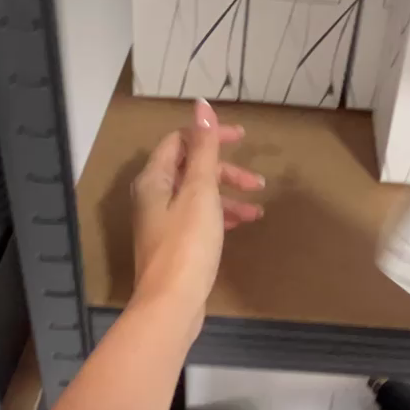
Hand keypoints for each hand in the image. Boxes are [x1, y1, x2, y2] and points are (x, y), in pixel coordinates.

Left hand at [132, 99, 264, 324]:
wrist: (172, 304)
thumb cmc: (187, 244)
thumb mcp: (200, 191)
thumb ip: (204, 148)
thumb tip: (201, 105)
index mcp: (154, 179)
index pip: (179, 141)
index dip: (210, 135)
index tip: (243, 138)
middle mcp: (153, 196)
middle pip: (190, 168)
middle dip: (225, 171)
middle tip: (257, 182)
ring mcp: (162, 222)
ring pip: (198, 196)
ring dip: (228, 196)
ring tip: (257, 211)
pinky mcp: (174, 244)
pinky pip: (199, 217)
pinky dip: (221, 215)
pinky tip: (242, 225)